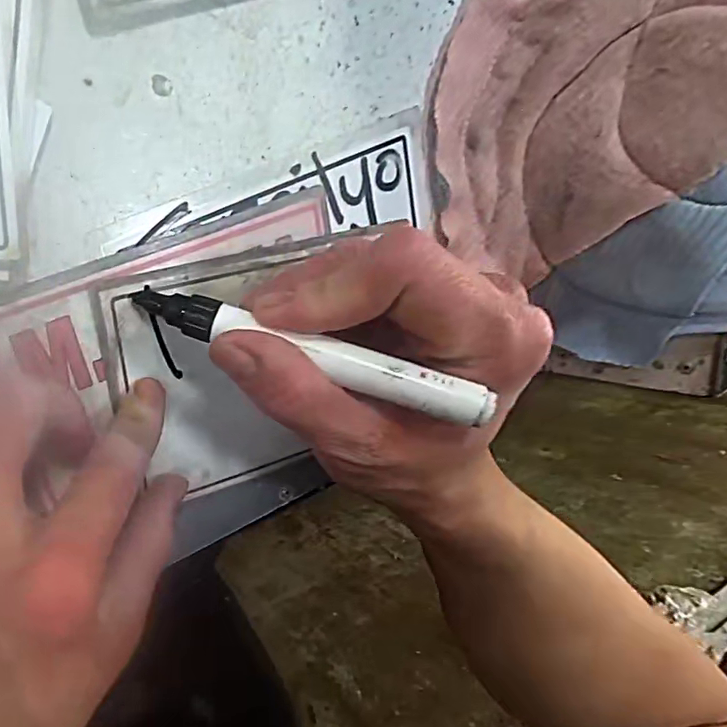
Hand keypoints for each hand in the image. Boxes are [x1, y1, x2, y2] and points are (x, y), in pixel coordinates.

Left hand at [0, 372, 186, 726]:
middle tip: (60, 440)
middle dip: (47, 402)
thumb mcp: (116, 638)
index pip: (107, 464)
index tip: (144, 393)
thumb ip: (149, 546)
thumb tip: (169, 474)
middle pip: (4, 405)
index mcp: (52, 582)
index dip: (134, 420)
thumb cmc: (40, 709)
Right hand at [209, 225, 551, 525]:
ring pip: (370, 255)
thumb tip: (231, 343)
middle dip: (309, 289)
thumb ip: (298, 398)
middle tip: (256, 330)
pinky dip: (322, 294)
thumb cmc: (413, 470)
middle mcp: (494, 294)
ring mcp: (467, 281)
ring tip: (278, 335)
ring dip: (310, 291)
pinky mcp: (437, 280)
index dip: (326, 286)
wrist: (444, 472)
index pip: (406, 267)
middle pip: (385, 255)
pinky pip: (368, 267)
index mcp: (494, 335)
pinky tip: (307, 327)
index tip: (265, 322)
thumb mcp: (354, 450)